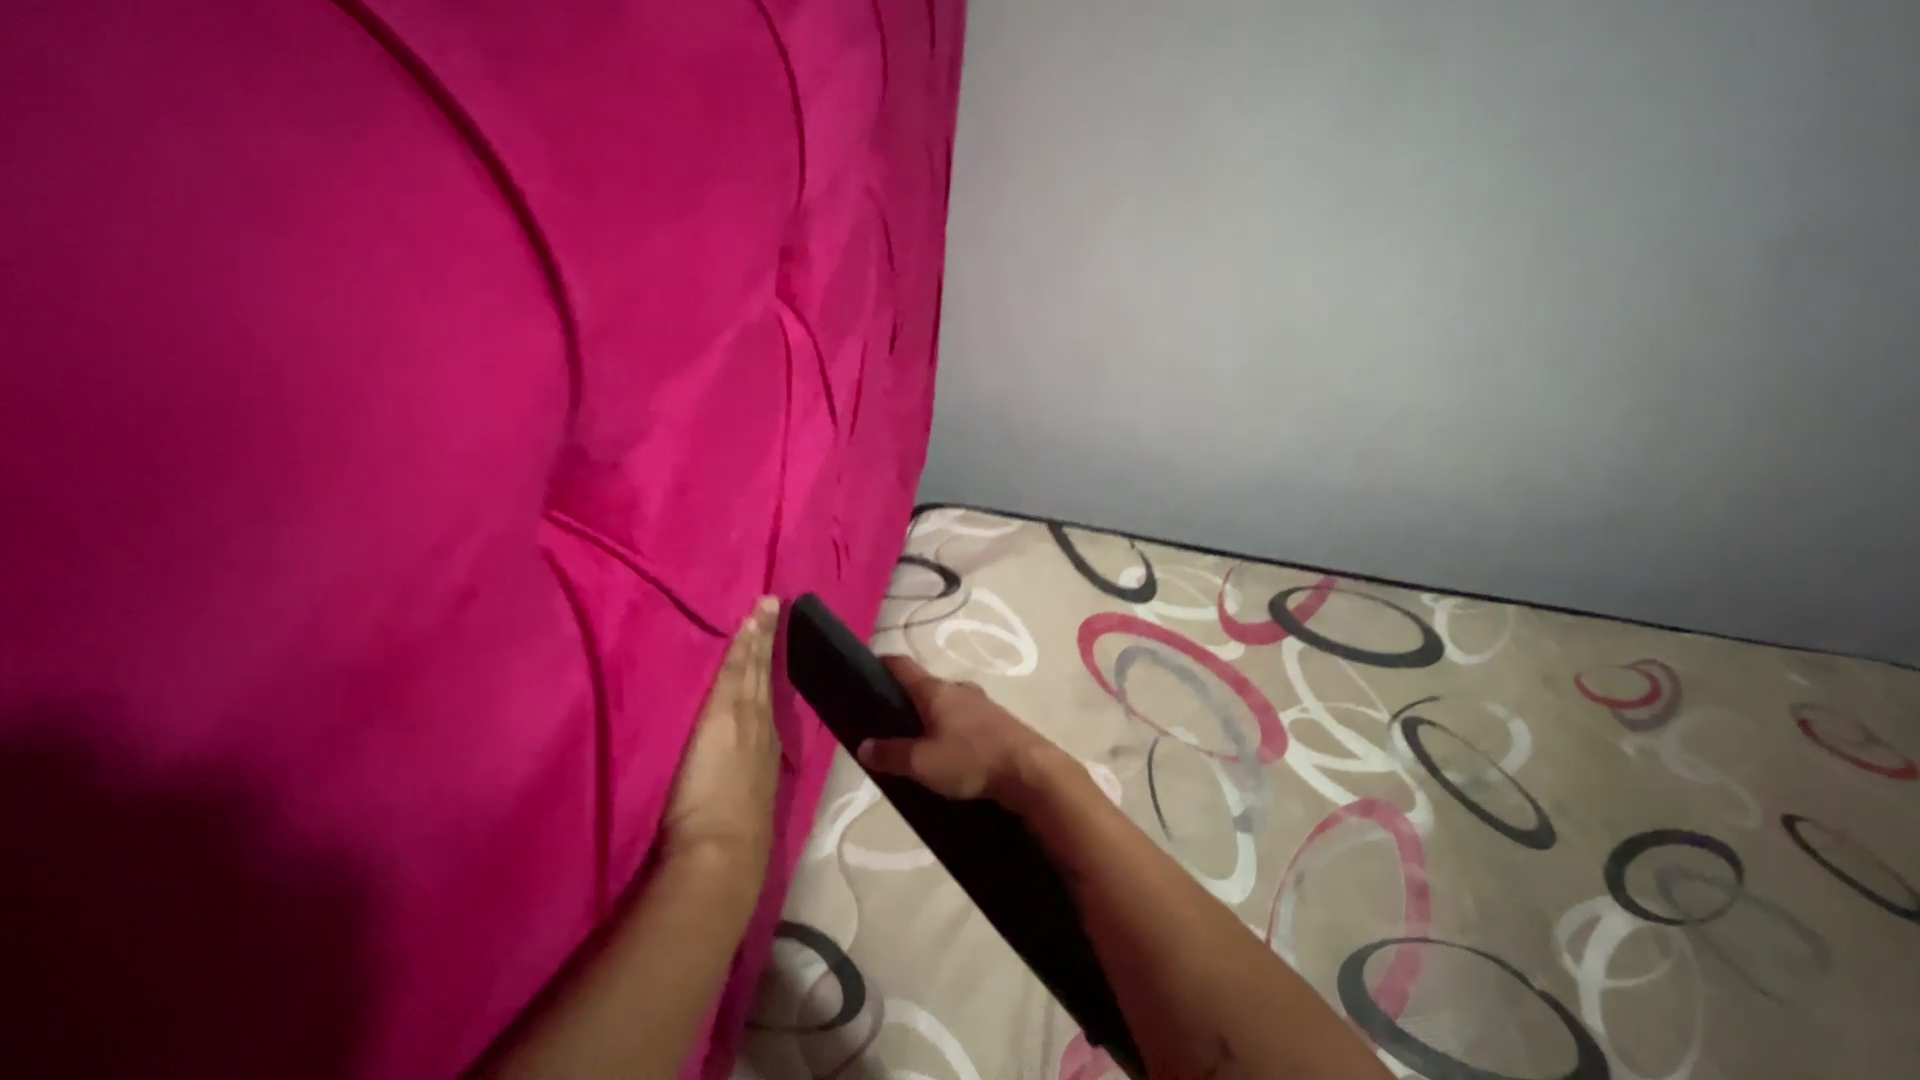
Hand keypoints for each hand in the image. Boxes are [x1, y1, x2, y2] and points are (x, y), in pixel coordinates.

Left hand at [661, 597, 781, 869]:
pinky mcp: (725, 711)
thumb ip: (746, 782)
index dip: (770, 673)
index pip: (768, 701)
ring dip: (759, 636)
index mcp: (767, 750)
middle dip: (770, 643)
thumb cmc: (734, 838)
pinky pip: (738, 669)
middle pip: (765, 678)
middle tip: (775, 607)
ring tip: (764, 606)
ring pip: (754, 668)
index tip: (773, 650)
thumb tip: (749, 773)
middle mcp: (763, 728)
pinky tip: (748, 624)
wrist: (725, 847)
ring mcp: (746, 716)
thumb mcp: (748, 803)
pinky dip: (745, 645)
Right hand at [858, 655, 1062, 803]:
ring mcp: (982, 704)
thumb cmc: (970, 760)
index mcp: (935, 690)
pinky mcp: (999, 723)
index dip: (880, 665)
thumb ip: (890, 754)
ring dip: (930, 718)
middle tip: (887, 724)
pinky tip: (949, 753)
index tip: (863, 675)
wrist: (1031, 771)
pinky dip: (952, 731)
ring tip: (916, 744)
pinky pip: (965, 721)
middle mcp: (958, 689)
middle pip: (924, 686)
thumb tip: (863, 745)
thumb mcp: (922, 763)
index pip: (901, 664)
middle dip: (905, 701)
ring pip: (946, 705)